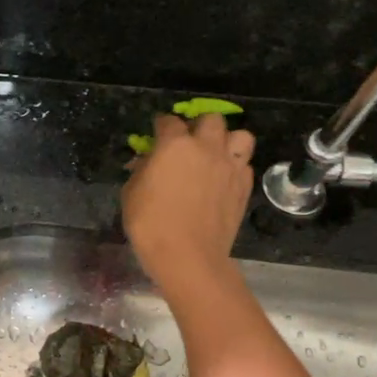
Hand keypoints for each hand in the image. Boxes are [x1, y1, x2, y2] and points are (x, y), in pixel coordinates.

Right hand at [122, 114, 255, 286]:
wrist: (188, 256)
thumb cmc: (151, 224)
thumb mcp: (131, 193)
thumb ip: (141, 170)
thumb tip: (148, 162)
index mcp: (174, 145)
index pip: (169, 121)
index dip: (161, 125)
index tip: (157, 132)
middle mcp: (206, 148)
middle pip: (211, 119)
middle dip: (199, 125)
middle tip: (189, 141)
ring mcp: (230, 167)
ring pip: (240, 136)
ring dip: (227, 141)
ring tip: (215, 154)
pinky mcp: (244, 187)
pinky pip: (245, 165)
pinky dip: (235, 167)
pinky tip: (223, 180)